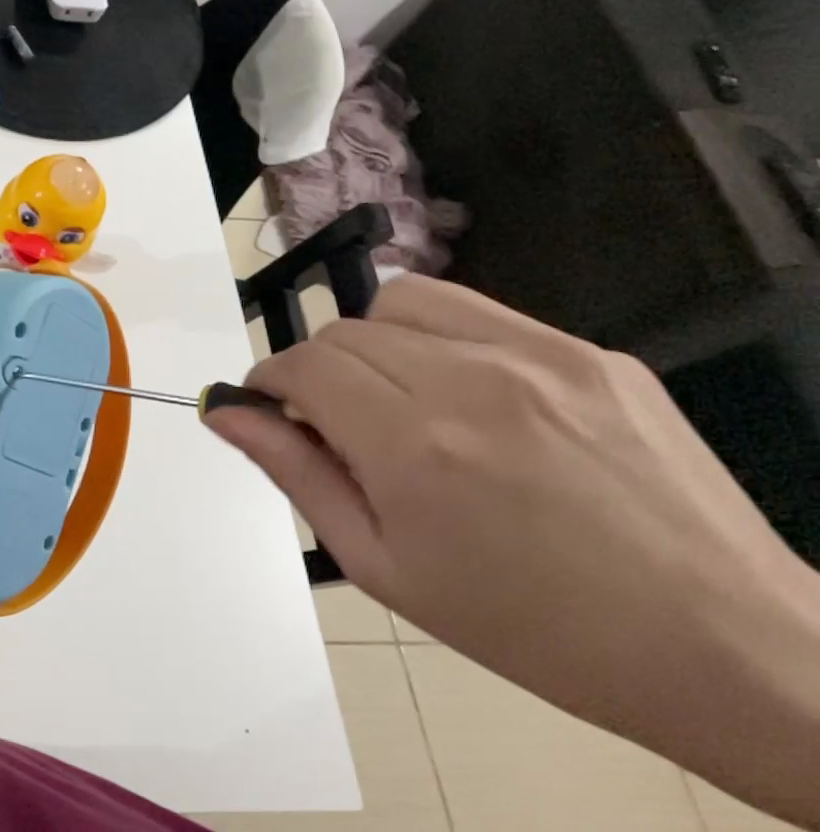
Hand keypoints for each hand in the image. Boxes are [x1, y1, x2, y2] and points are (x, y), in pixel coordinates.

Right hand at [204, 276, 819, 814]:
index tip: (272, 415)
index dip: (268, 385)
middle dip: (315, 371)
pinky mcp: (591, 353)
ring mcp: (540, 356)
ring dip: (372, 341)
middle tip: (337, 430)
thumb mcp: (382, 567)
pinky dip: (440, 339)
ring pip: (403, 300)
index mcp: (413, 445)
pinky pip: (479, 312)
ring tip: (397, 402)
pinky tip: (469, 401)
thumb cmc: (528, 627)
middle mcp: (470, 379)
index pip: (301, 366)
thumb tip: (225, 413)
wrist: (720, 644)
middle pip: (342, 331)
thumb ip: (295, 474)